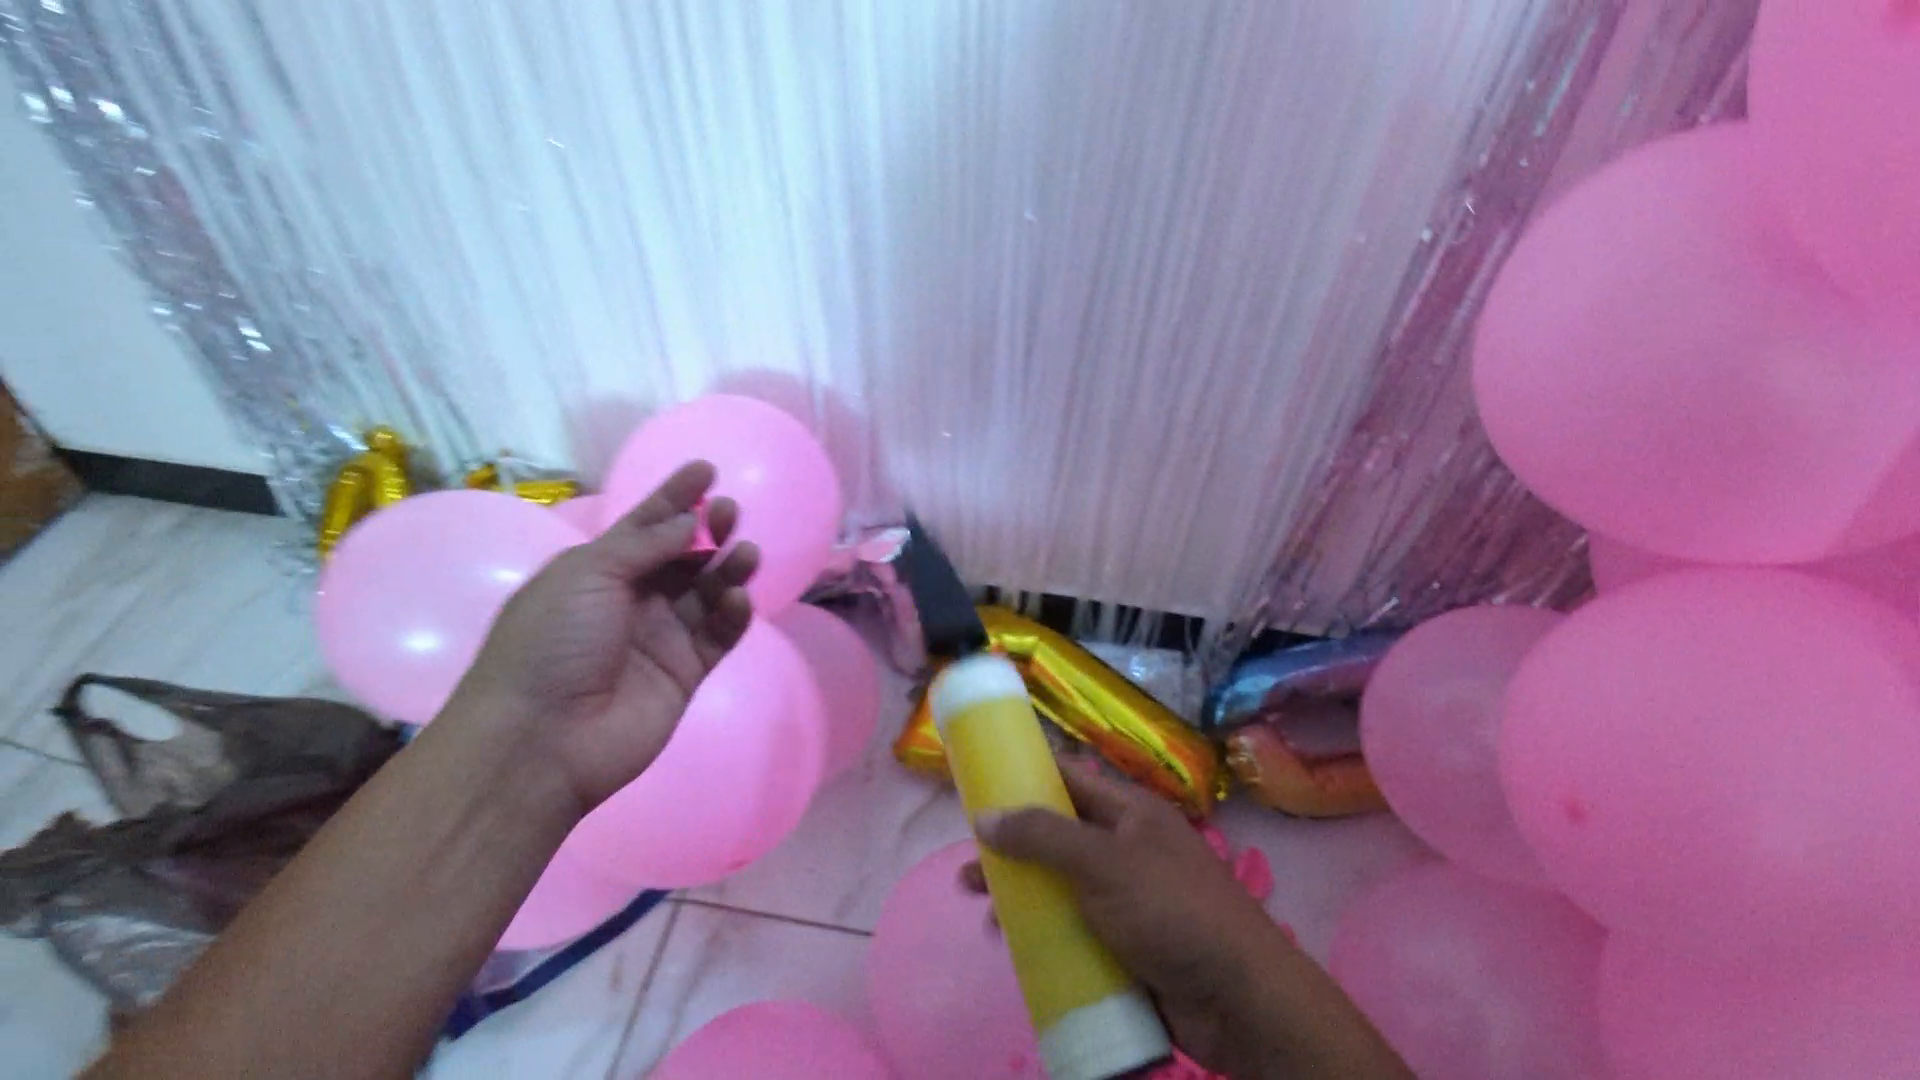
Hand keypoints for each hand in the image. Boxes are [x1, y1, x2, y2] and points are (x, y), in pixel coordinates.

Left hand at [445, 461, 756, 813]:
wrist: (542, 739)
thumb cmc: (551, 644)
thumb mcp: (586, 574)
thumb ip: (644, 544)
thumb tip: (689, 519)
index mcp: (596, 571)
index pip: (643, 525)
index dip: (673, 496)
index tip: (706, 470)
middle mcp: (631, 599)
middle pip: (681, 555)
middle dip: (707, 529)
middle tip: (729, 512)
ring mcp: (660, 637)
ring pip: (706, 592)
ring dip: (727, 568)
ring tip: (746, 552)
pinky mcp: (685, 672)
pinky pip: (718, 634)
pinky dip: (733, 614)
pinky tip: (738, 598)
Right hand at [967, 767, 1410, 1079]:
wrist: (1238, 997)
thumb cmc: (1171, 910)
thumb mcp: (1104, 862)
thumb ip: (1043, 836)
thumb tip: (985, 815)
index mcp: (1130, 812)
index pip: (1069, 778)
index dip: (1026, 776)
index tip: (981, 786)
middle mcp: (1127, 847)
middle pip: (1058, 835)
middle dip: (1013, 849)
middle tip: (970, 871)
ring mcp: (1128, 897)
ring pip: (1062, 886)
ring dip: (1023, 896)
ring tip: (985, 916)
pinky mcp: (1127, 942)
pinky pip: (1075, 927)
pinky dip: (1045, 933)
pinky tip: (1018, 948)